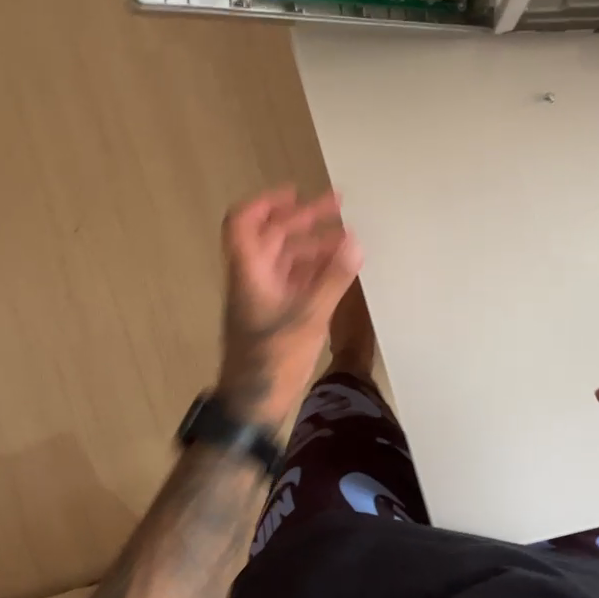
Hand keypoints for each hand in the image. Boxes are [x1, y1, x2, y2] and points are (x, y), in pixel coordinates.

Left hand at [216, 187, 361, 429]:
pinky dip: (315, 269)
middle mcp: (254, 278)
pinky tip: (341, 268)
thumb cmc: (272, 359)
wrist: (253, 404)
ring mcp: (264, 297)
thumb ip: (332, 278)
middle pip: (273, 237)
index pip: (244, 223)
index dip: (267, 203)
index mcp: (250, 272)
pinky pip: (295, 280)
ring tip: (349, 239)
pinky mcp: (276, 314)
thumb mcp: (307, 317)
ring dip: (314, 245)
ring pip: (287, 259)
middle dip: (304, 219)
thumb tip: (355, 241)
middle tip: (339, 207)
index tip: (297, 192)